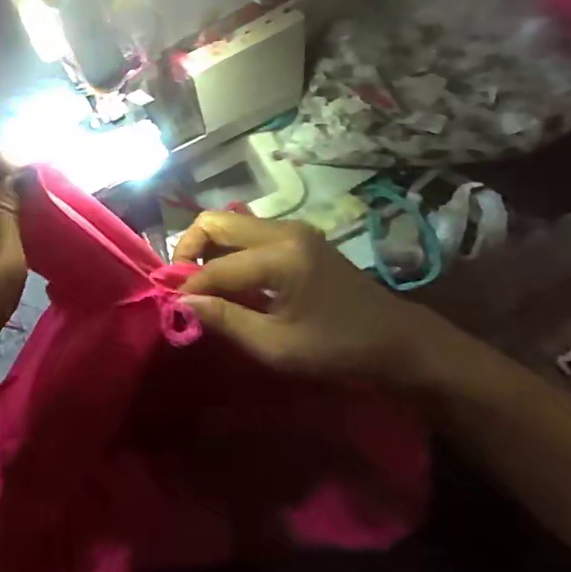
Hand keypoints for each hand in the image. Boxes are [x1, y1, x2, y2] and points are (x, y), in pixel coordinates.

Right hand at [174, 211, 460, 385]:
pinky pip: (248, 233)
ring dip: (208, 249)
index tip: (171, 307)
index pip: (216, 266)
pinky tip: (230, 281)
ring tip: (202, 286)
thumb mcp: (278, 347)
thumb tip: (182, 304)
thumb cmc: (339, 350)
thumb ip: (226, 320)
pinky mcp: (299, 237)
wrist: (399, 342)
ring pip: (230, 224)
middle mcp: (284, 230)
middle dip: (189, 250)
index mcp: (281, 256)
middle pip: (215, 222)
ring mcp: (293, 230)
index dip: (189, 287)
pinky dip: (229, 251)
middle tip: (181, 285)